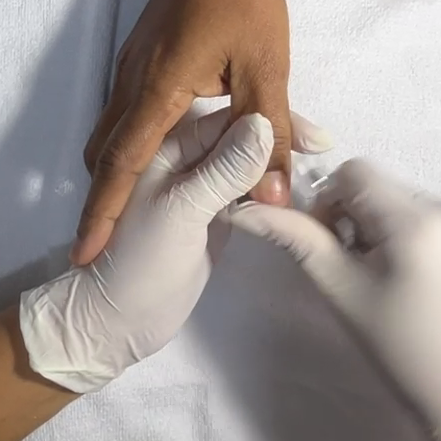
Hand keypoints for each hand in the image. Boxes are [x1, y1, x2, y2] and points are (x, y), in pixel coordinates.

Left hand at [27, 108, 330, 392]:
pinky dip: (267, 188)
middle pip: (237, 136)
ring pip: (243, 162)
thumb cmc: (140, 262)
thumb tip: (265, 121)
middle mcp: (181, 157)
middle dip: (277, 138)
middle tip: (323, 144)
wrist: (118, 321)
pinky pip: (243, 190)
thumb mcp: (182, 210)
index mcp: (164, 145)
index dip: (268, 122)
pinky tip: (293, 187)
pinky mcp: (208, 213)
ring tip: (317, 161)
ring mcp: (196, 186)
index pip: (224, 120)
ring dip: (274, 163)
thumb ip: (222, 168)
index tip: (312, 133)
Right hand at [77, 0, 304, 263]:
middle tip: (104, 244)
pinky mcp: (137, 62)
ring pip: (109, 135)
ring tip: (128, 212)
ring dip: (115, 176)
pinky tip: (159, 159)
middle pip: (103, 156)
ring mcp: (128, 71)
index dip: (103, 213)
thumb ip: (267, 133)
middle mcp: (130, 84)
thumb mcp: (266, 66)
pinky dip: (127, 149)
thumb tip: (272, 197)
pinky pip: (121, 116)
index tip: (84, 253)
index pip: (121, 165)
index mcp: (157, 90)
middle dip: (101, 203)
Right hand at [227, 159, 440, 440]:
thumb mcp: (343, 293)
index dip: (330, 201)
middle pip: (383, 187)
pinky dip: (422, 235)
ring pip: (411, 200)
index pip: (354, 172)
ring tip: (397, 280)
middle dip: (361, 217)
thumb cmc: (405, 355)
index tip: (333, 245)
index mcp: (416, 222)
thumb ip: (297, 239)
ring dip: (391, 226)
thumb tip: (243, 208)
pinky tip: (427, 281)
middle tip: (362, 270)